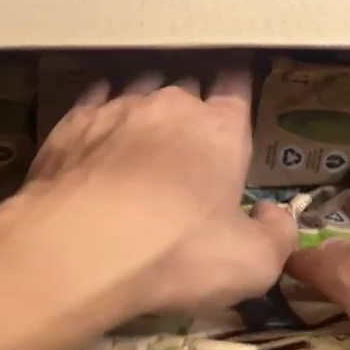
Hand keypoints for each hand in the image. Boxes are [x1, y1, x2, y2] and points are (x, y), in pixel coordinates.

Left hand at [21, 68, 296, 319]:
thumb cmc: (178, 252)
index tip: (235, 88)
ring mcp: (118, 108)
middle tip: (189, 132)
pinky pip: (94, 100)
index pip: (236, 86)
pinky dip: (101, 110)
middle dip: (190, 103)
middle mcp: (170, 105)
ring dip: (146, 102)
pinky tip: (98, 125)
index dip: (237, 85)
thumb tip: (272, 214)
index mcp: (220, 129)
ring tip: (143, 126)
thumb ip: (276, 234)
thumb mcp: (253, 264)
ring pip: (139, 87)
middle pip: (187, 86)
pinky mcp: (73, 123)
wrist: (81, 247)